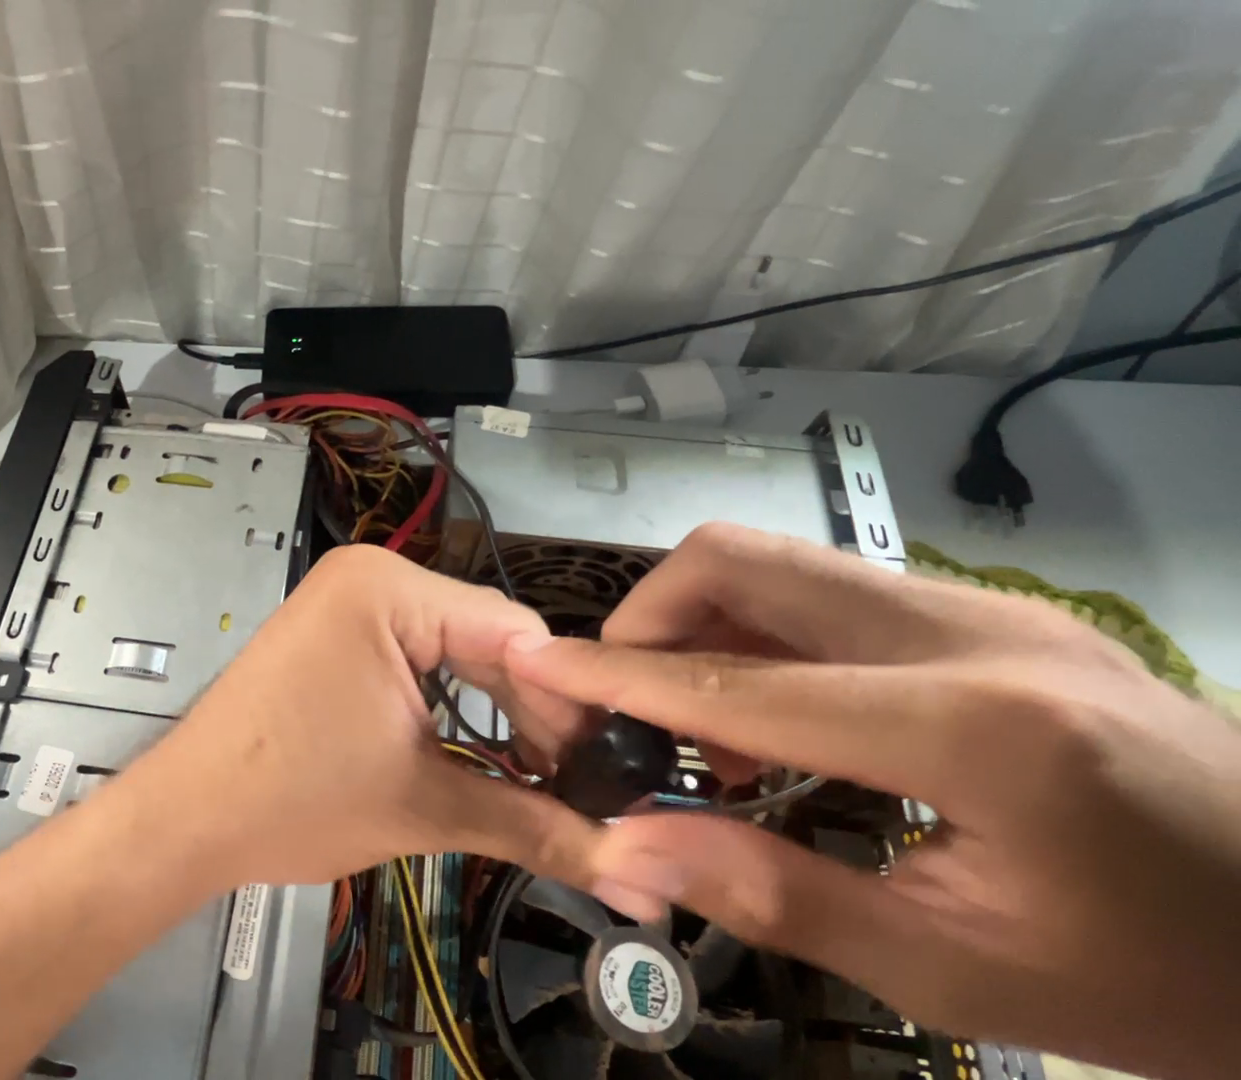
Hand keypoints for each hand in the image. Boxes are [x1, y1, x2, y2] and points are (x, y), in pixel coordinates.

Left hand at [106, 544, 610, 892]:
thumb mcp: (424, 810)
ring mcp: (350, 604)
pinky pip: (421, 659)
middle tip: (582, 785)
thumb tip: (634, 869)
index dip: (570, 704)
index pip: (518, 632)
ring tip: (542, 780)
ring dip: (499, 714)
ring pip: (459, 652)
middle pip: (491, 639)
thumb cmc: (287, 800)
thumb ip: (537, 828)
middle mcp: (372, 577)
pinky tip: (486, 753)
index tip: (609, 769)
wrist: (186, 820)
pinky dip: (456, 706)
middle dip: (535, 715)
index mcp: (389, 590)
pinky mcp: (339, 635)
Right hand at [503, 524, 1240, 1079]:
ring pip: (778, 561)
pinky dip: (756, 635)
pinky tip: (775, 718)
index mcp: (973, 731)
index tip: (532, 666)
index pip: (736, 684)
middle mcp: (967, 630)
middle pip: (743, 560)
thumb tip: (632, 845)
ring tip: (700, 729)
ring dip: (699, 624)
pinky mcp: (984, 609)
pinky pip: (824, 590)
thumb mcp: (959, 974)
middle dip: (648, 619)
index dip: (617, 677)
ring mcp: (980, 606)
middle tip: (624, 707)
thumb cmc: (1163, 980)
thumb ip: (777, 896)